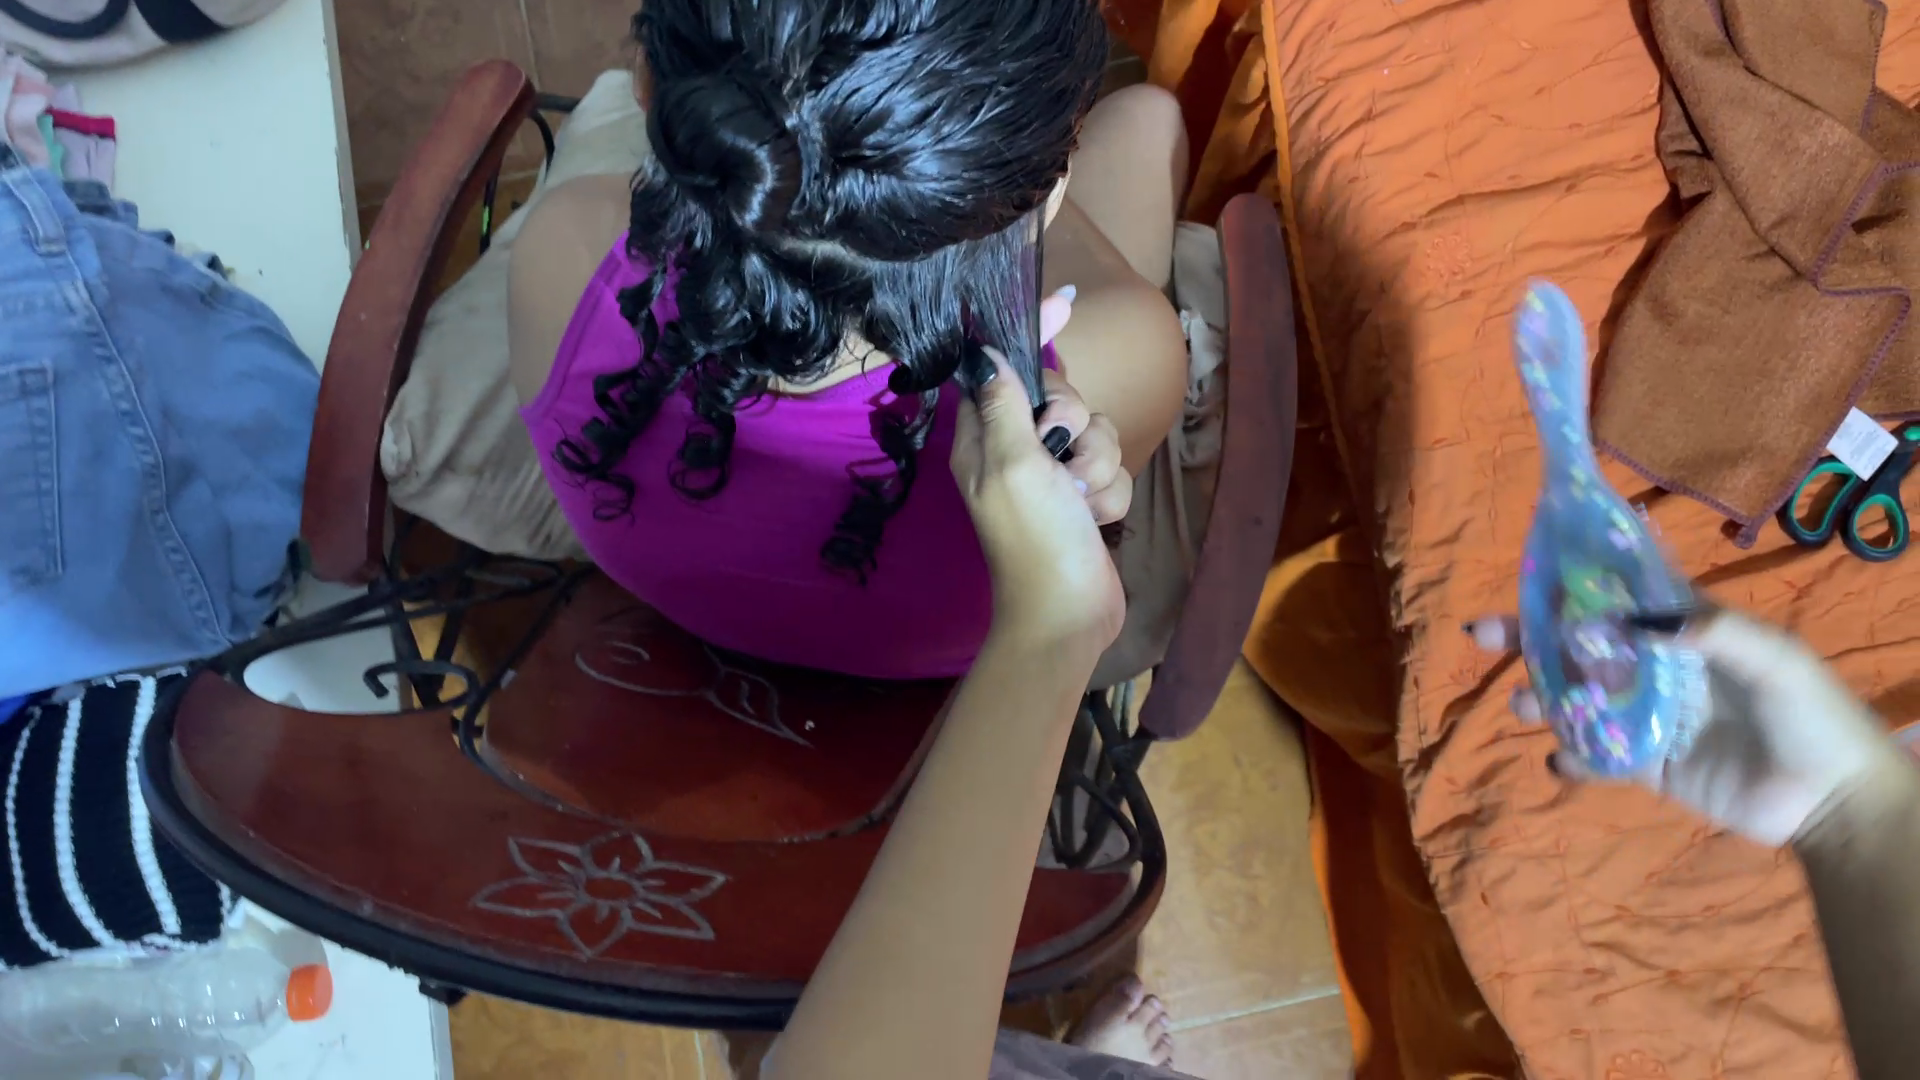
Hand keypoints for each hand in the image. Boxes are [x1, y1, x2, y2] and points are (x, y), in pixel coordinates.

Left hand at [952, 347, 1124, 654]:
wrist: (1069, 613)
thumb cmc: (1034, 539)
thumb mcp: (1012, 465)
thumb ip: (1002, 405)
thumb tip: (986, 352)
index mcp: (985, 438)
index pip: (1005, 367)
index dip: (1032, 334)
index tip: (1063, 303)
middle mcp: (1018, 450)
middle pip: (1061, 397)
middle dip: (1074, 423)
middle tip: (1061, 454)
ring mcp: (1055, 474)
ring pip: (1096, 431)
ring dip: (1096, 464)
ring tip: (1079, 499)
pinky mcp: (1084, 496)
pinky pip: (1111, 468)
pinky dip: (1107, 494)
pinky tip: (1093, 519)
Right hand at [1469, 607, 1899, 846]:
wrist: (1838, 807)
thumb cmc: (1813, 720)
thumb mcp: (1779, 664)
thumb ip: (1718, 632)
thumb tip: (1636, 618)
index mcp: (1676, 636)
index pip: (1611, 602)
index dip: (1565, 590)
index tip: (1524, 586)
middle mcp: (1646, 669)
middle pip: (1570, 646)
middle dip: (1522, 639)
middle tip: (1480, 636)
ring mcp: (1636, 716)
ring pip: (1565, 698)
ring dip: (1535, 698)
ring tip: (1528, 709)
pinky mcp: (1636, 762)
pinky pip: (1586, 756)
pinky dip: (1568, 758)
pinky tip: (1567, 763)